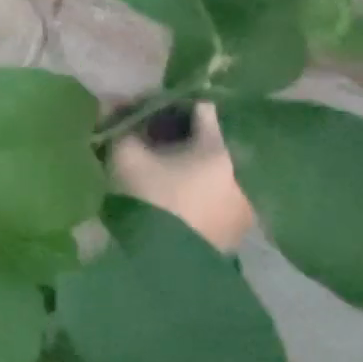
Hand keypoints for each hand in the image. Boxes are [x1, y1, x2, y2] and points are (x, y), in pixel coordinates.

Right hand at [107, 102, 255, 252]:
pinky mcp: (245, 219)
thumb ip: (121, 125)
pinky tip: (177, 187)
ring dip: (192, 156)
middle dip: (180, 130)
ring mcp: (251, 196)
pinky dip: (202, 179)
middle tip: (149, 135)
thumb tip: (111, 104)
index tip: (144, 108)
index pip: (202, 106)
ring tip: (161, 162)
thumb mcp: (125, 155)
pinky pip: (223, 186)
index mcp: (224, 146)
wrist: (168, 258)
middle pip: (213, 134)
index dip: (170, 103)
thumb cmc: (148, 197)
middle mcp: (249, 166)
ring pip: (219, 161)